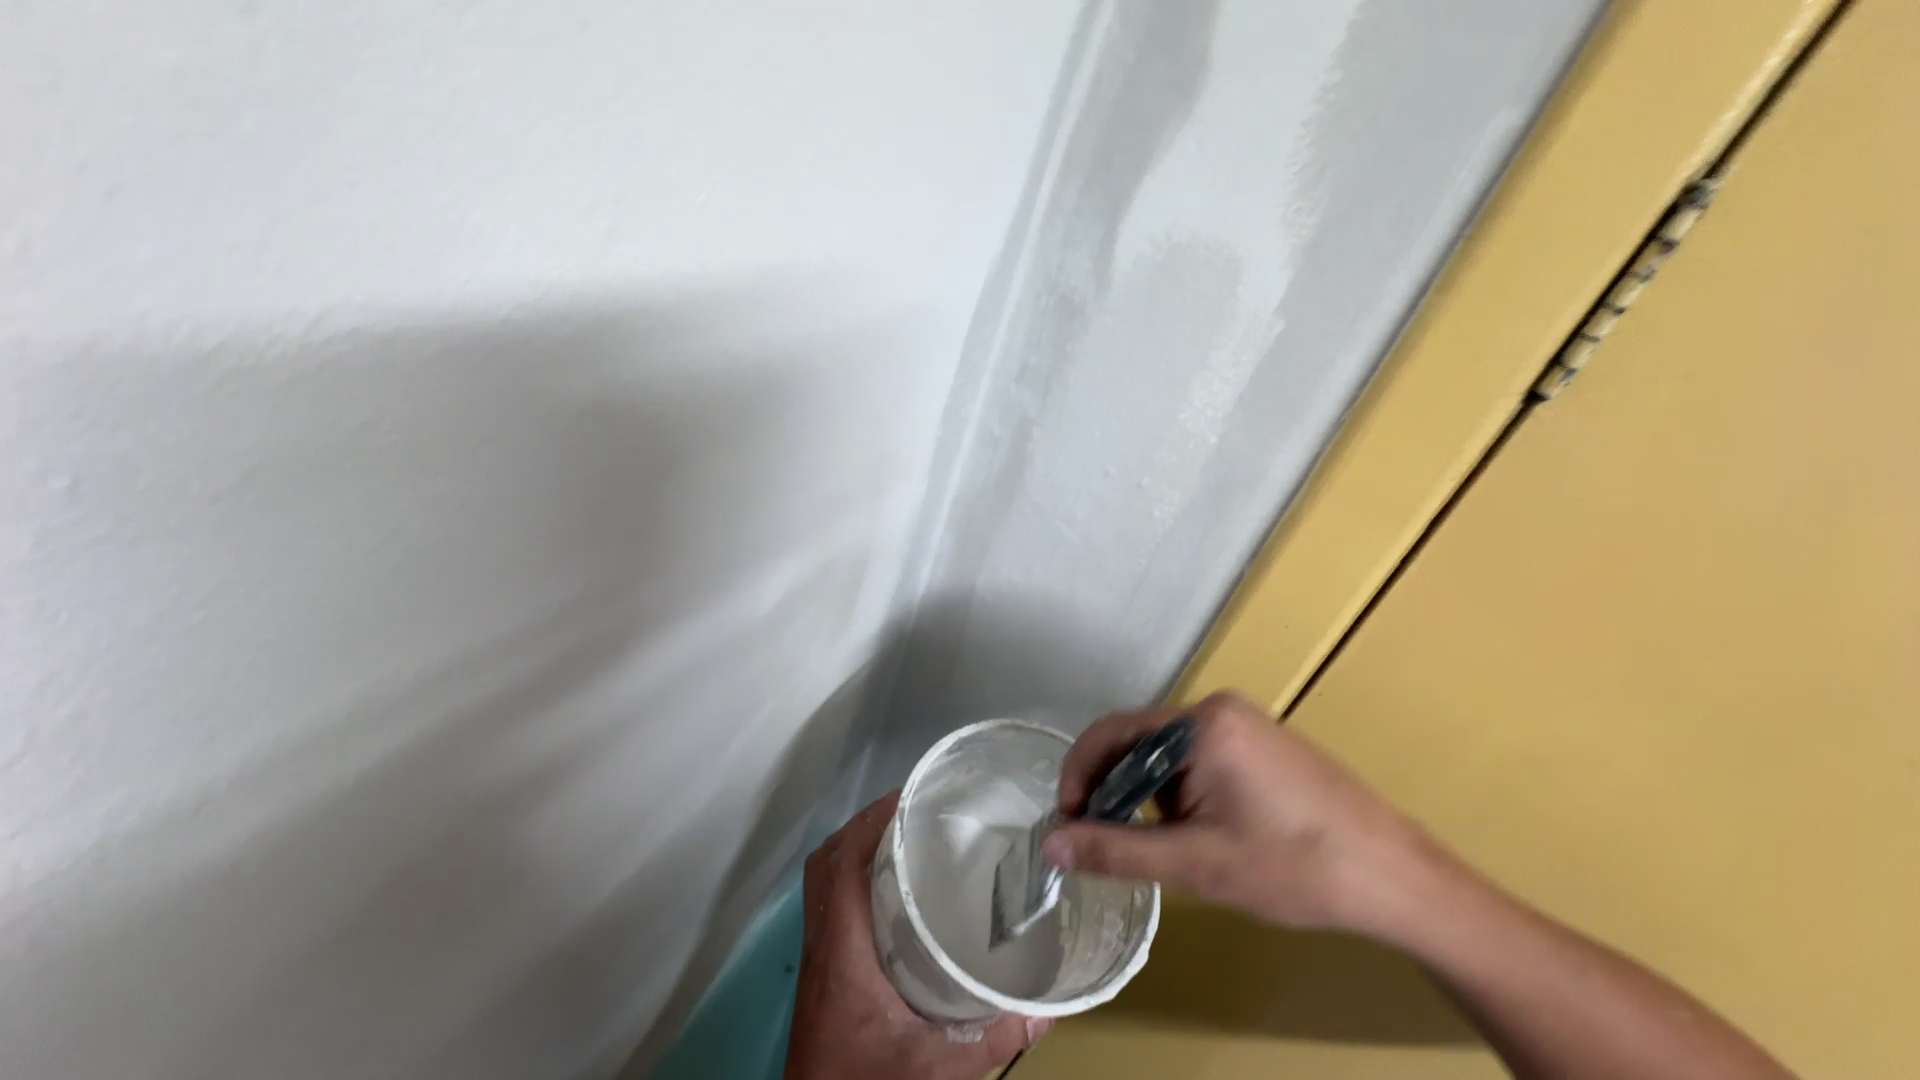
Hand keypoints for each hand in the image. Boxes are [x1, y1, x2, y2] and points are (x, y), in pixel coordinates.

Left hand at [784, 792, 1049, 1079]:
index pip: (841, 864)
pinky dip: (854, 881)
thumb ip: (993, 1038)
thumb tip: (1044, 1009)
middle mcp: (822, 943)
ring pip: (824, 881)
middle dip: (865, 826)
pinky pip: (830, 904)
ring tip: (905, 841)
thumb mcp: (936, 1067)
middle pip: (827, 862)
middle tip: (913, 816)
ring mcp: (817, 955)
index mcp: (841, 950)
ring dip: (856, 850)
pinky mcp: (823, 970)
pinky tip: (895, 894)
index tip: (909, 798)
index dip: (869, 821)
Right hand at [1043, 691, 1426, 934]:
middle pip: (1138, 744)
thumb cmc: (1293, 867)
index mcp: (1201, 725)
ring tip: (1166, 849)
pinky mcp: (1262, 744)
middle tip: (1109, 845)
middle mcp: (1219, 710)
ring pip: (1167, 756)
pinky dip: (1180, 794)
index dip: (1080, 777)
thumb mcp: (1195, 864)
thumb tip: (1049, 843)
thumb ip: (1115, 851)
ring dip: (1149, 799)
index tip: (1069, 825)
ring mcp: (1245, 724)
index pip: (1112, 734)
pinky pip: (1197, 759)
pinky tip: (1199, 835)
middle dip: (1115, 793)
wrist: (1396, 878)